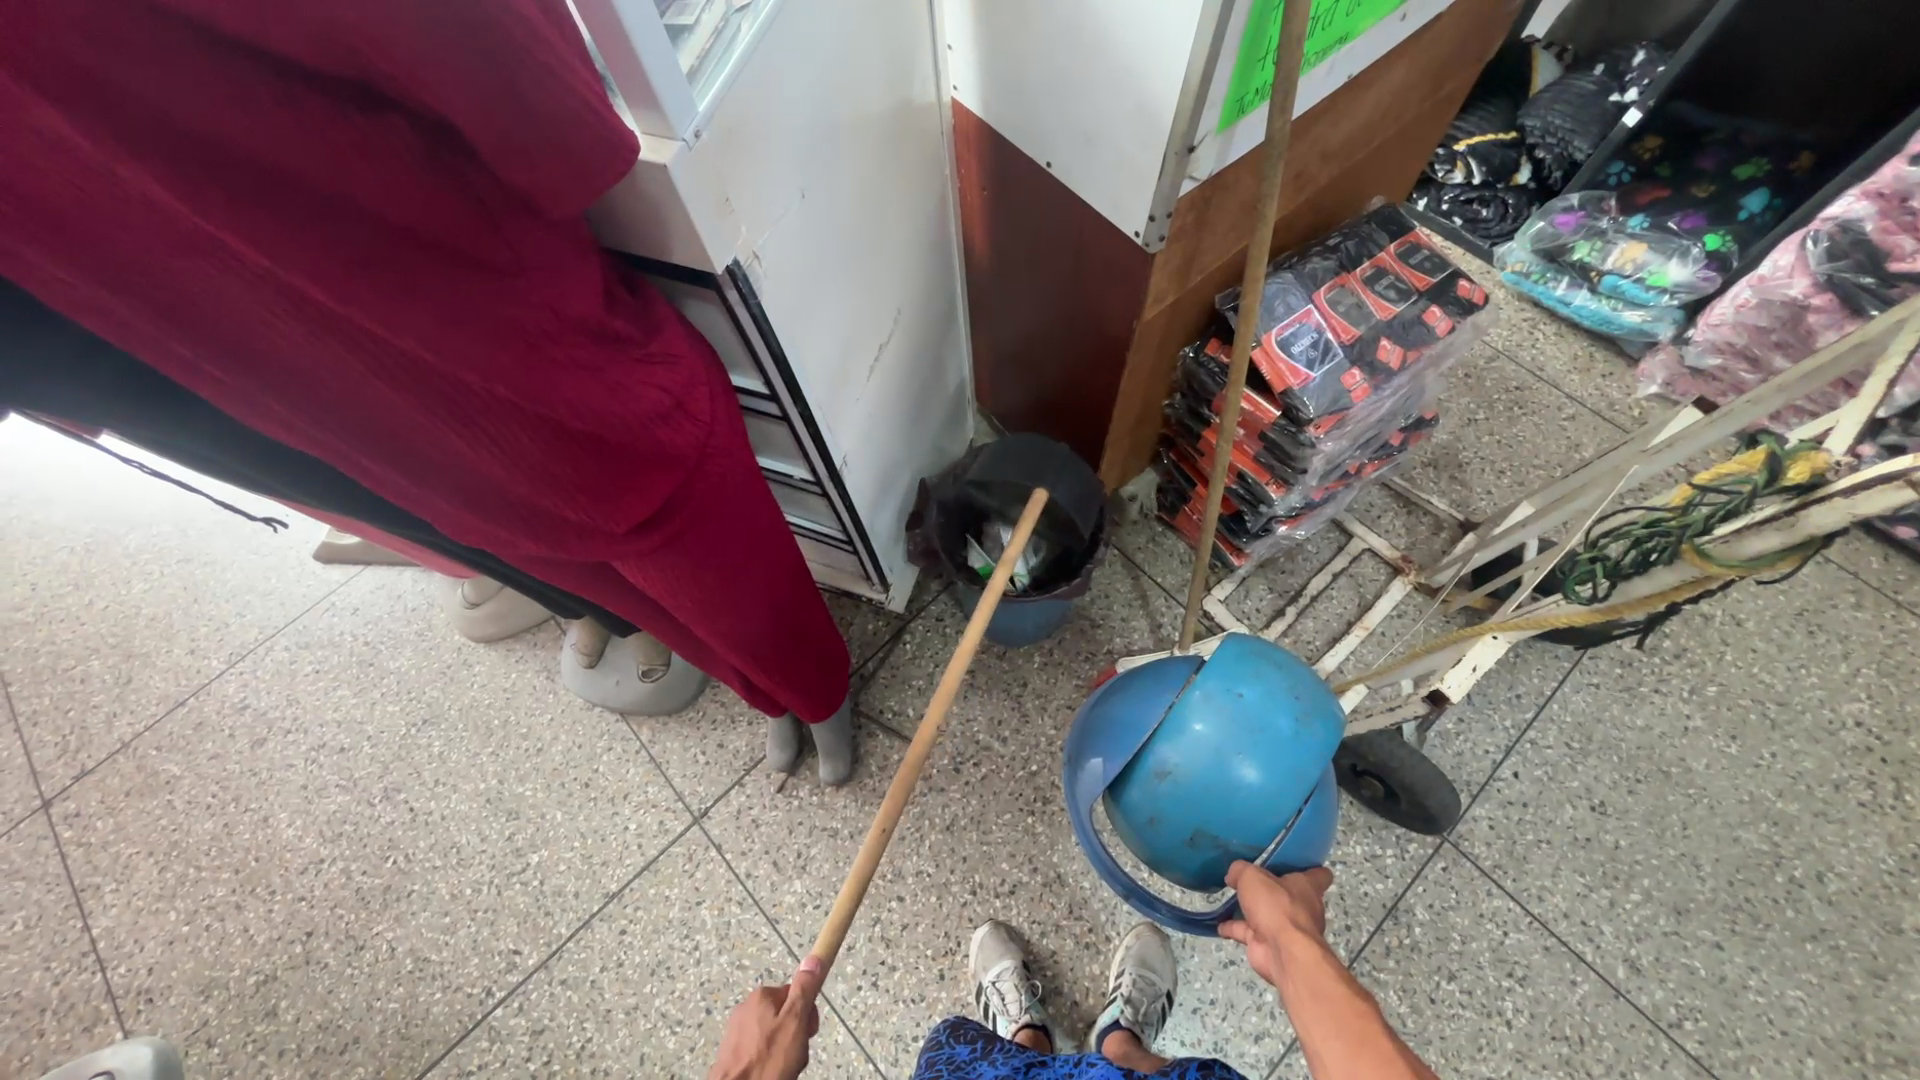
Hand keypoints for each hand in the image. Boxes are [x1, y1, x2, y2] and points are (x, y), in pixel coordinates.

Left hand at [708, 955, 824, 1079]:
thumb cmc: (768, 1060)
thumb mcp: (795, 1021)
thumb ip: (805, 989)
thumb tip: (813, 959)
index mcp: (762, 996)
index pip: (796, 995)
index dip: (806, 1015)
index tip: (807, 1033)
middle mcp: (746, 1007)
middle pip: (783, 1015)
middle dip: (794, 1035)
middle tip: (794, 1055)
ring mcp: (736, 1031)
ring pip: (772, 1035)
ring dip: (782, 1051)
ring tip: (782, 1068)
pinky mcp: (731, 1053)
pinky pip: (758, 1050)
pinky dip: (767, 1061)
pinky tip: (770, 1073)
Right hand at [1218, 862, 1333, 987]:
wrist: (1283, 953)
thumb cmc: (1277, 906)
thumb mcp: (1253, 876)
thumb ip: (1241, 870)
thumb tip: (1233, 876)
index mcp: (1307, 887)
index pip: (1319, 875)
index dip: (1309, 868)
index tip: (1292, 862)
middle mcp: (1302, 908)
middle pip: (1289, 894)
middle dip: (1270, 889)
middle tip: (1249, 877)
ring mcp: (1286, 929)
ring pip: (1267, 914)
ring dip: (1250, 909)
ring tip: (1229, 896)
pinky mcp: (1268, 945)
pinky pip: (1248, 932)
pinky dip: (1233, 928)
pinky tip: (1219, 923)